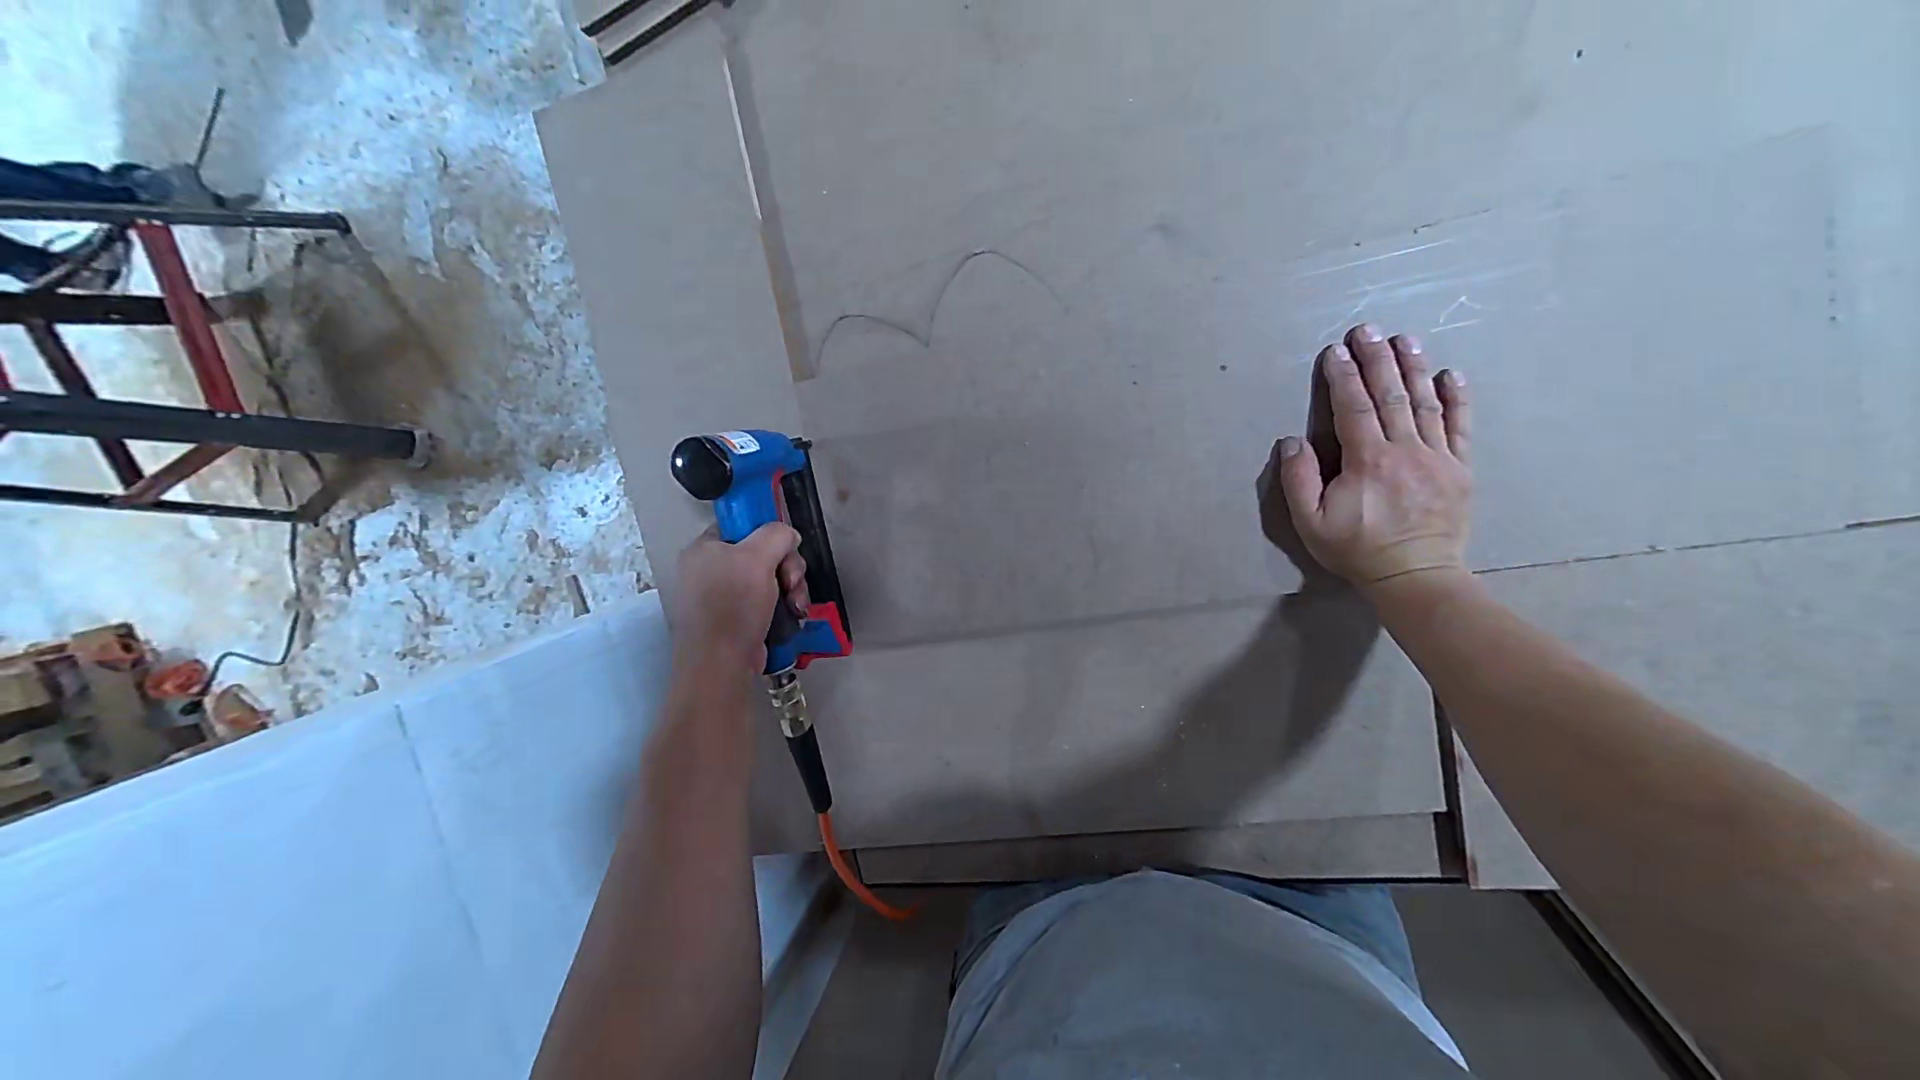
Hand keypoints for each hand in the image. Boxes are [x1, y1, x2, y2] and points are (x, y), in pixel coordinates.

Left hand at [672, 524, 808, 673]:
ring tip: (795, 605)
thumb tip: (789, 536)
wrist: (721, 663)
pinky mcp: (738, 620)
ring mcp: (724, 597)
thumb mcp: (757, 557)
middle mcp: (710, 570)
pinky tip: (792, 615)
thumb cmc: (733, 604)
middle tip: (791, 580)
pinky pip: (768, 602)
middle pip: (762, 553)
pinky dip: (784, 606)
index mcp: (704, 549)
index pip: (740, 525)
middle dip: (786, 567)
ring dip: (791, 589)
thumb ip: (776, 535)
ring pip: (771, 579)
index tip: (784, 547)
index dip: (766, 533)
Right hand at [1270, 324, 1471, 593]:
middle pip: (1390, 396)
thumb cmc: (1357, 550)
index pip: (1353, 408)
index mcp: (1368, 461)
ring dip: (1413, 368)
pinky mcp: (1459, 468)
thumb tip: (1292, 442)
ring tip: (1404, 339)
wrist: (1416, 576)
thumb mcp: (1310, 523)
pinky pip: (1460, 426)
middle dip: (1377, 359)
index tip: (1335, 351)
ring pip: (1425, 403)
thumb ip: (1299, 480)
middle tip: (1368, 329)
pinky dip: (1457, 398)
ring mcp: (1438, 457)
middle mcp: (1405, 450)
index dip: (1343, 377)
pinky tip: (1450, 374)